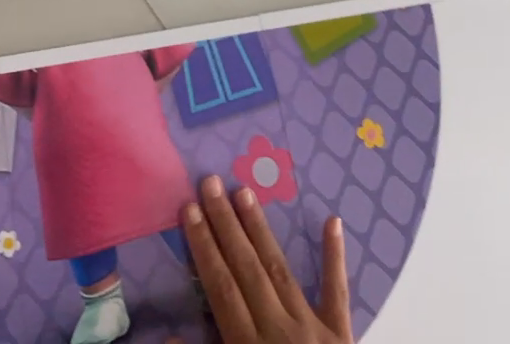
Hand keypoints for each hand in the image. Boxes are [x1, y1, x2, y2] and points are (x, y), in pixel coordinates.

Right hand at [182, 175, 351, 343]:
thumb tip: (166, 337)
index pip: (221, 287)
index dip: (204, 247)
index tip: (189, 209)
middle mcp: (279, 329)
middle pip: (247, 269)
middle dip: (226, 224)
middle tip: (211, 181)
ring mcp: (313, 330)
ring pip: (281, 271)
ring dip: (261, 231)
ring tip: (245, 192)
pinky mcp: (342, 337)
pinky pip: (337, 294)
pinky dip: (335, 259)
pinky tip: (332, 222)